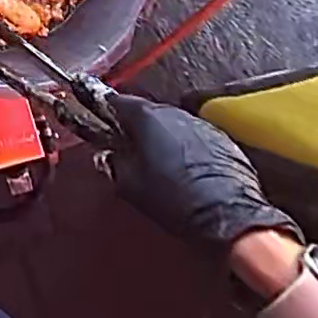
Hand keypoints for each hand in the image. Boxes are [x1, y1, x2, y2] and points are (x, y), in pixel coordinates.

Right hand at [106, 94, 301, 255]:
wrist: (230, 218)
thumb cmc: (176, 199)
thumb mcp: (130, 184)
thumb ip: (112, 163)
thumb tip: (104, 157)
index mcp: (143, 116)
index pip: (111, 100)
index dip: (97, 103)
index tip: (86, 100)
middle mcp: (169, 111)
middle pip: (141, 110)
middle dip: (132, 125)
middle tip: (126, 144)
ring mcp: (197, 123)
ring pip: (168, 123)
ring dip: (160, 136)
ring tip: (158, 161)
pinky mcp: (220, 139)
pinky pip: (192, 136)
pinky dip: (184, 147)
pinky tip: (184, 169)